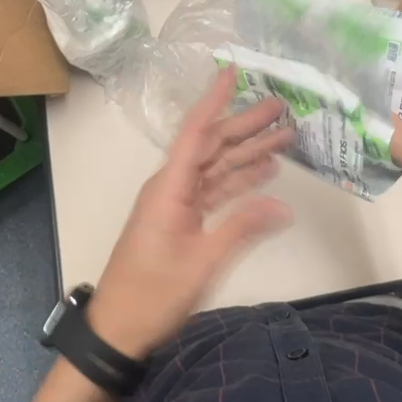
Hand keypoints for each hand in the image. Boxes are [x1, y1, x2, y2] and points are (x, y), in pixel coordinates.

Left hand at [87, 69, 294, 359]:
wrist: (117, 329)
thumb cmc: (153, 294)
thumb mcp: (202, 263)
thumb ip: (241, 229)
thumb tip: (284, 205)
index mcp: (169, 187)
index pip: (195, 132)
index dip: (214, 101)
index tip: (232, 72)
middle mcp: (172, 186)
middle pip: (212, 147)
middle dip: (245, 126)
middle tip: (281, 107)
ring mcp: (177, 204)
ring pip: (216, 168)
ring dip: (247, 153)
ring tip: (284, 136)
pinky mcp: (182, 221)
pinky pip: (214, 191)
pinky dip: (238, 181)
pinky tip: (264, 173)